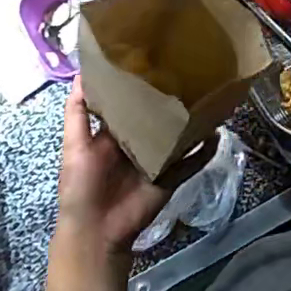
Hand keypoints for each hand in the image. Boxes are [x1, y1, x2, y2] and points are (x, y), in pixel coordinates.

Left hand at [50, 80, 208, 290]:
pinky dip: (204, 151)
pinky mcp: (169, 178)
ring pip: (175, 138)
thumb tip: (80, 74)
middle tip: (186, 72)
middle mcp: (136, 144)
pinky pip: (190, 163)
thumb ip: (77, 113)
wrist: (96, 231)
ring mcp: (155, 161)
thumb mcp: (74, 145)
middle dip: (167, 101)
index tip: (150, 60)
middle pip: (154, 118)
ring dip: (189, 123)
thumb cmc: (80, 185)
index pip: (126, 105)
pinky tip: (217, 134)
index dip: (135, 86)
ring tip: (207, 97)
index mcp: (111, 134)